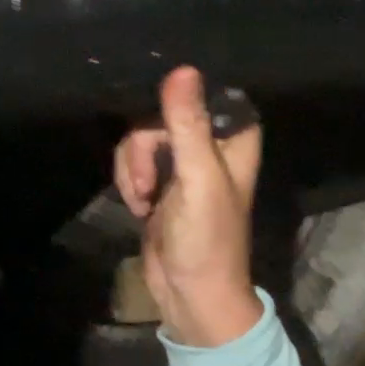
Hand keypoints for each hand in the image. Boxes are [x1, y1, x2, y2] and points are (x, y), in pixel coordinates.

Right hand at [112, 67, 264, 346]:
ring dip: (133, 166)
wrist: (191, 295)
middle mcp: (213, 141)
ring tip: (142, 198)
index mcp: (235, 135)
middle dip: (145, 147)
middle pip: (163, 112)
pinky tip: (138, 206)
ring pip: (143, 135)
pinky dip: (129, 180)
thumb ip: (188, 124)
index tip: (161, 128)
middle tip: (148, 183)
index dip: (176, 101)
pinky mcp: (162, 180)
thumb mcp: (198, 177)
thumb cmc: (207, 237)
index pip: (202, 92)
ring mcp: (185, 161)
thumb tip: (182, 69)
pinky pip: (134, 158)